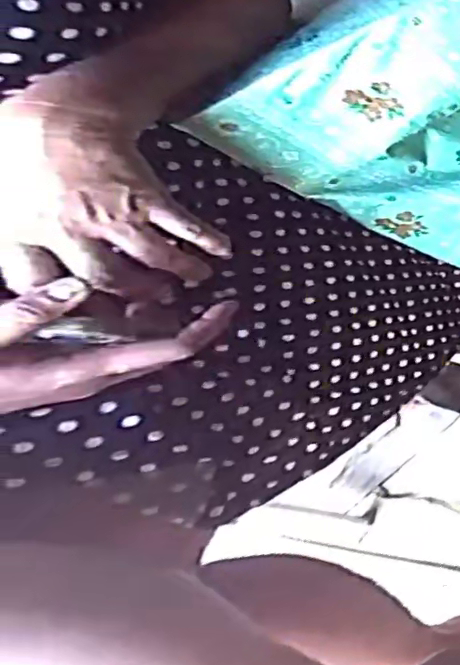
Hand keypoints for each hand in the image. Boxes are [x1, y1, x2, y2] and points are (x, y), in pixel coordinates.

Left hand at [0, 98, 228, 298]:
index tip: (84, 311)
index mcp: (13, 235)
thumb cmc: (11, 153)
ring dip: (179, 272)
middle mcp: (65, 233)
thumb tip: (17, 262)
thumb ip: (3, 233)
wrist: (58, 118)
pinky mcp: (149, 198)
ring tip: (196, 279)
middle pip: (103, 279)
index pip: (36, 285)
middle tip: (151, 304)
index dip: (61, 304)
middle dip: (131, 296)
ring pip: (151, 258)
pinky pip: (185, 227)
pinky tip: (222, 250)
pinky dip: (208, 241)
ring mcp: (112, 216)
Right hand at [0, 276, 236, 413]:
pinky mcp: (54, 375)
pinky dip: (118, 326)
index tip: (232, 303)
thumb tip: (75, 286)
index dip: (208, 327)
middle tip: (197, 286)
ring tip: (159, 287)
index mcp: (81, 371)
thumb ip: (23, 316)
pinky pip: (103, 349)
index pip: (170, 350)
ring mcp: (72, 379)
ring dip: (152, 320)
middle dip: (188, 319)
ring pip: (134, 347)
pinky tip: (108, 303)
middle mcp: (88, 378)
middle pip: (161, 348)